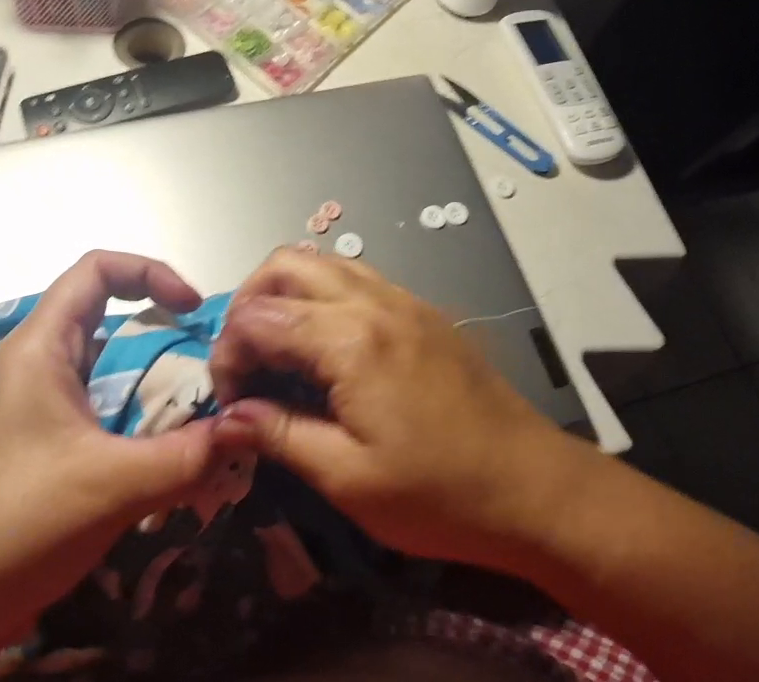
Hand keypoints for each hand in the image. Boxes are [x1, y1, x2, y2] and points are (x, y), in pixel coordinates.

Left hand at [0, 252, 227, 680]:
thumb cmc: (17, 526)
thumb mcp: (114, 486)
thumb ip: (190, 455)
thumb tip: (250, 430)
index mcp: (39, 349)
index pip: (96, 269)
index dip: (151, 272)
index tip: (192, 308)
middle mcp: (29, 365)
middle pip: (103, 315)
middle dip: (161, 331)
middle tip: (207, 364)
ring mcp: (25, 406)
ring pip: (100, 365)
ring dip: (149, 377)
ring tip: (192, 408)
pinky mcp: (29, 444)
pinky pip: (90, 404)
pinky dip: (130, 412)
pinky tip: (155, 450)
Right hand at [208, 249, 592, 569]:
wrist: (532, 486)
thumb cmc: (438, 494)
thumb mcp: (347, 477)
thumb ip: (279, 435)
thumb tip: (226, 418)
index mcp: (350, 339)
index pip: (258, 317)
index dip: (227, 355)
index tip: (232, 404)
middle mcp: (375, 302)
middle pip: (287, 264)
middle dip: (249, 305)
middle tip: (246, 364)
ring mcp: (405, 301)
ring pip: (325, 263)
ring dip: (287, 296)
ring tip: (280, 355)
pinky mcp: (424, 314)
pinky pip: (359, 281)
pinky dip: (324, 299)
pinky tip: (325, 352)